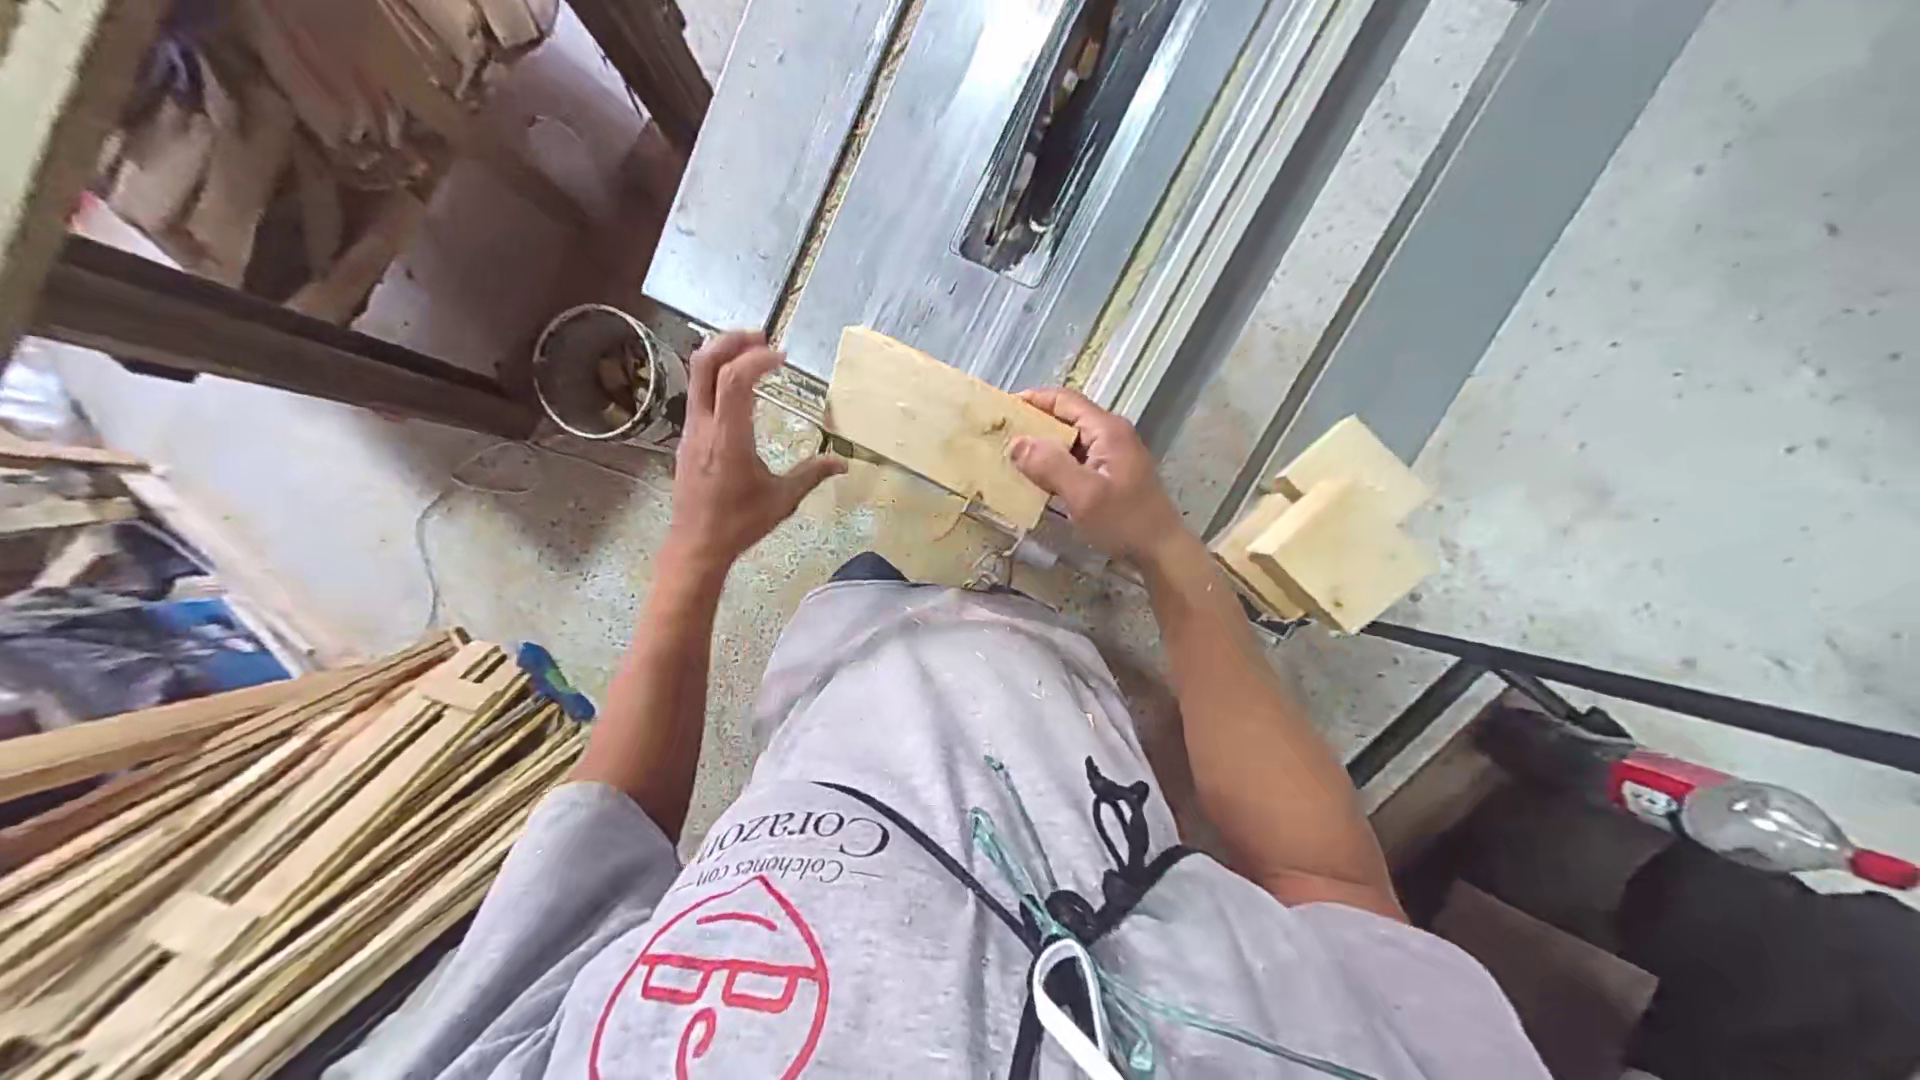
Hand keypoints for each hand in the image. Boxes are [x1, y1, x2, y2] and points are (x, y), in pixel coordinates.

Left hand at [666, 331, 844, 575]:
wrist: (696, 544)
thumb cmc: (739, 523)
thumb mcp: (782, 499)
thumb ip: (812, 474)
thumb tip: (842, 463)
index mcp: (728, 438)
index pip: (734, 380)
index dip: (757, 359)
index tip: (782, 357)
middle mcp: (704, 426)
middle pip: (704, 363)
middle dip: (732, 341)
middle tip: (762, 337)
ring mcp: (691, 430)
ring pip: (697, 375)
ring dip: (723, 355)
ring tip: (752, 354)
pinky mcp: (688, 438)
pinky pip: (699, 394)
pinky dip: (718, 377)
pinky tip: (739, 388)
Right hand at [1008, 387, 1189, 565]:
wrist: (1160, 550)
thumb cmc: (1124, 521)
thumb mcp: (1084, 495)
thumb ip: (1050, 466)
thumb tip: (1016, 443)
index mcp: (1107, 430)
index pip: (1065, 400)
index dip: (1033, 400)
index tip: (1002, 409)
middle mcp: (1111, 435)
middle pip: (1066, 418)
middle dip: (1033, 424)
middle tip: (1001, 436)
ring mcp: (1113, 454)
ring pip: (1070, 441)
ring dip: (1042, 447)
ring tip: (1011, 457)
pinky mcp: (1111, 474)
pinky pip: (1076, 460)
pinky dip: (1055, 464)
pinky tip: (1036, 479)